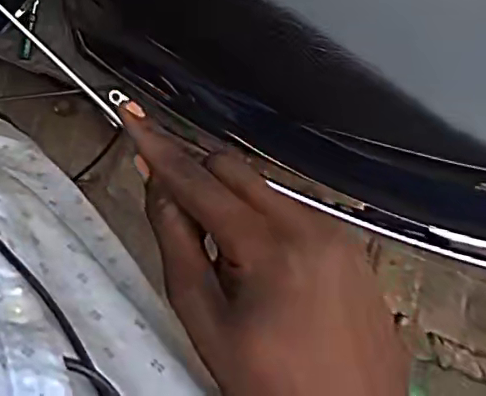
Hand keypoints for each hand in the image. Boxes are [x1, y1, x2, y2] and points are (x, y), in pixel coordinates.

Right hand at [124, 105, 407, 395]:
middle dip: (194, 176)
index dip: (157, 145)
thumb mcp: (202, 316)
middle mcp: (311, 228)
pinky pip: (290, 208)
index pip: (197, 178)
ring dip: (228, 199)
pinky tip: (259, 264)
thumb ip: (174, 237)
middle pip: (229, 166)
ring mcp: (338, 236)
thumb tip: (156, 181)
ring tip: (226, 256)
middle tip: (176, 209)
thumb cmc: (271, 386)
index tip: (133, 116)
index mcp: (271, 249)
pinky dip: (261, 217)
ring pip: (258, 184)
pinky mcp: (351, 247)